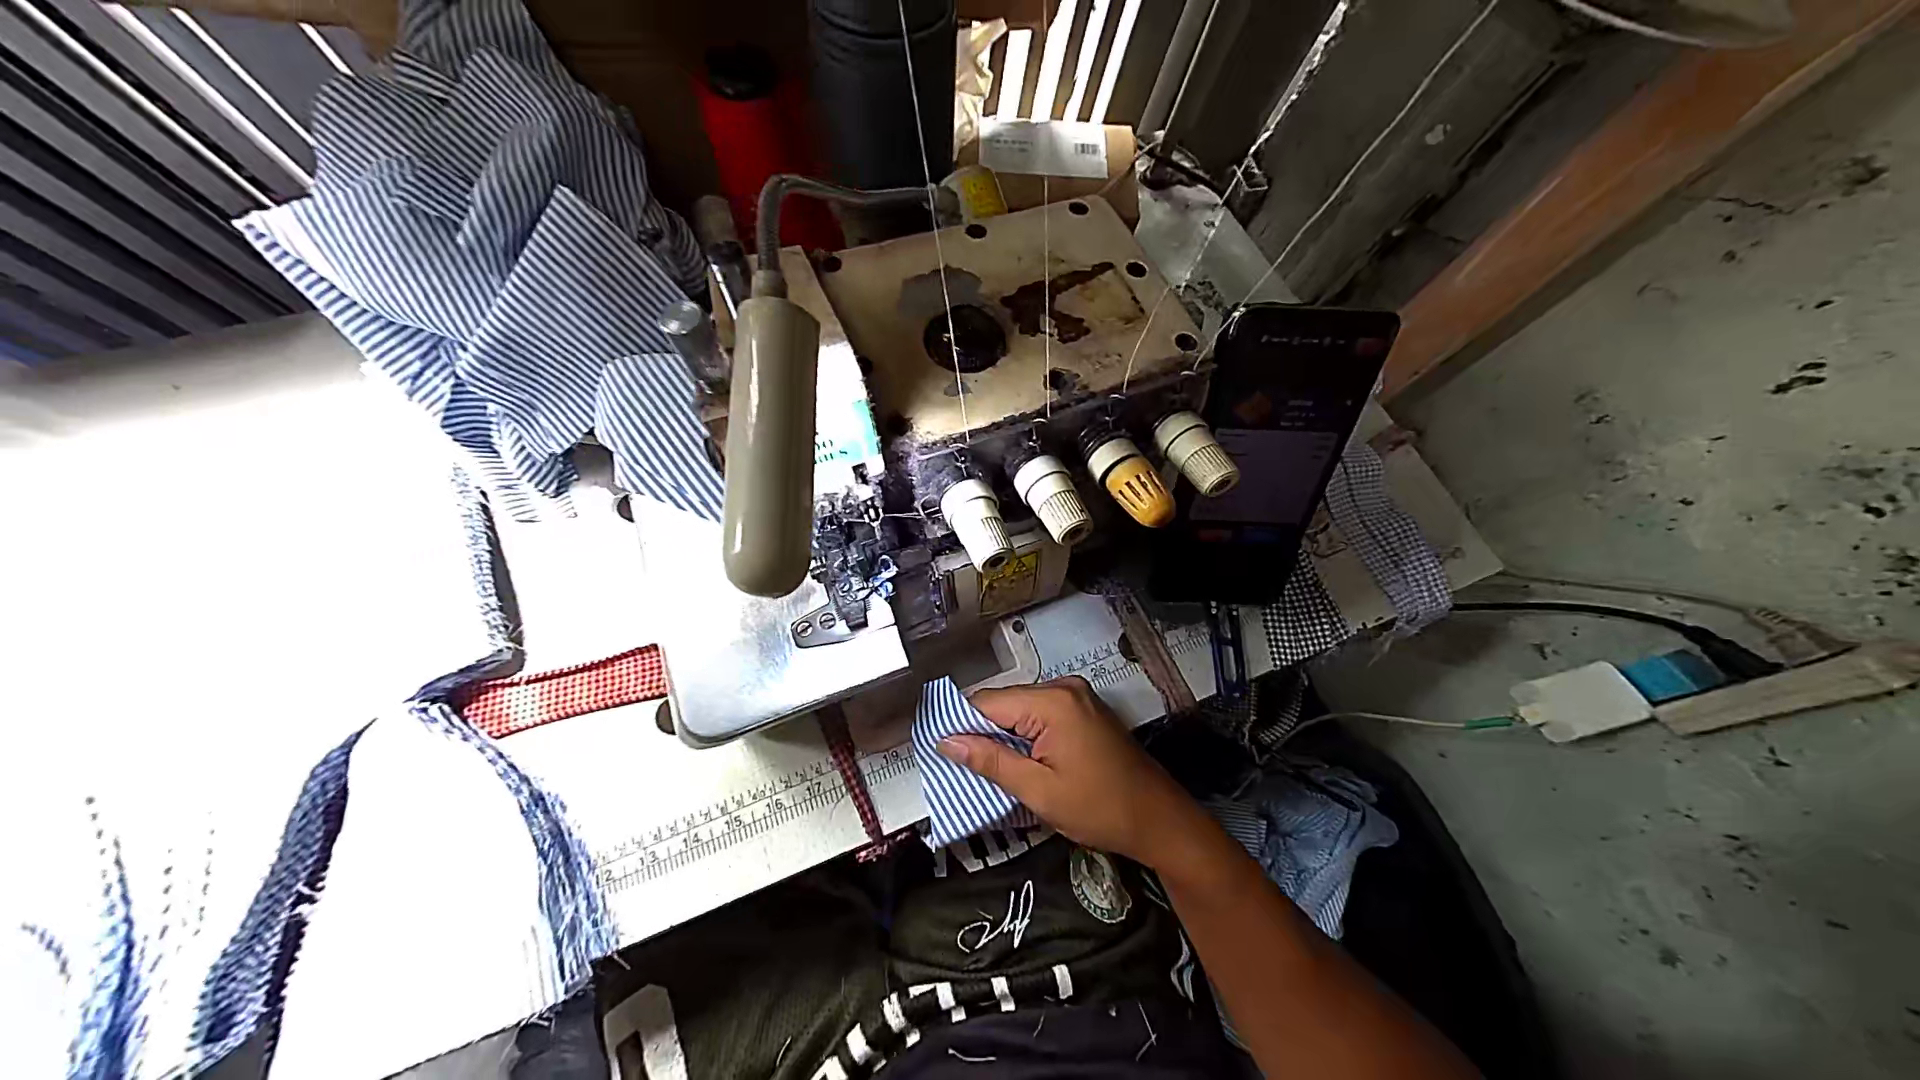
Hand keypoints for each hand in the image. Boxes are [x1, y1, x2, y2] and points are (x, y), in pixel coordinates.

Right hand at [936, 676, 1220, 871]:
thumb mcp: (1039, 791)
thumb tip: (946, 742)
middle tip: (963, 769)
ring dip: (1002, 737)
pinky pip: (1039, 715)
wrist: (1160, 820)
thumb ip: (991, 762)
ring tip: (989, 770)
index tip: (940, 752)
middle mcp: (1063, 688)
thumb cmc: (1101, 809)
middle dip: (981, 733)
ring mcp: (1075, 697)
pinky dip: (1024, 736)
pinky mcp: (1082, 709)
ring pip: (1019, 710)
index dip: (960, 726)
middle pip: (1003, 703)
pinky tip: (1019, 763)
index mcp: (1052, 702)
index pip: (987, 702)